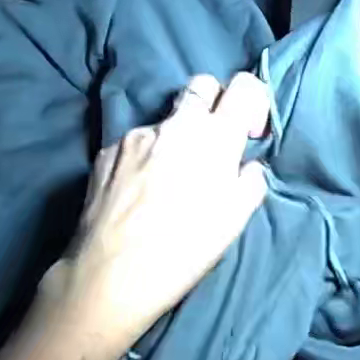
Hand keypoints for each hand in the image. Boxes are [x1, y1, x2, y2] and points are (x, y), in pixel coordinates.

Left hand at [29, 73, 270, 359]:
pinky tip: (141, 192)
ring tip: (169, 182)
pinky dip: (147, 158)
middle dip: (214, 102)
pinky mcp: (106, 152)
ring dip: (177, 139)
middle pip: (202, 85)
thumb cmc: (186, 247)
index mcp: (216, 137)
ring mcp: (136, 135)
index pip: (245, 86)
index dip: (253, 101)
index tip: (249, 132)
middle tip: (214, 141)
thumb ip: (250, 180)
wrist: (111, 274)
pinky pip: (137, 143)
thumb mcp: (237, 218)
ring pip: (167, 120)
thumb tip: (246, 166)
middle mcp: (176, 125)